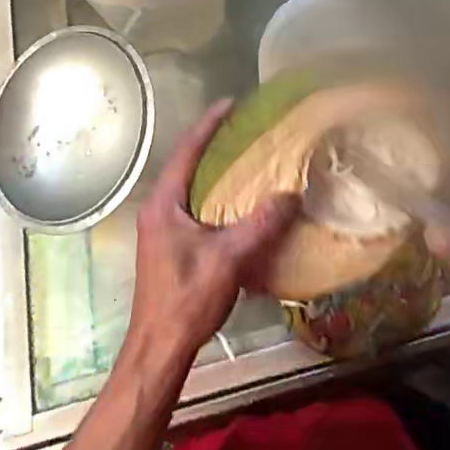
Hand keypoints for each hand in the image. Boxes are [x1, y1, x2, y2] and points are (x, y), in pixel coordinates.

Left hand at [124, 100, 300, 367]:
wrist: (159, 345)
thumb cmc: (187, 299)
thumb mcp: (228, 259)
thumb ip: (259, 225)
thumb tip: (291, 195)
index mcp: (164, 203)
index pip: (186, 152)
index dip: (208, 125)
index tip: (230, 104)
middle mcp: (158, 209)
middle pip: (186, 165)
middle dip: (212, 145)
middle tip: (244, 130)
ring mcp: (160, 228)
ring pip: (190, 188)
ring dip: (213, 172)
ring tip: (244, 160)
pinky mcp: (168, 245)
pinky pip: (193, 208)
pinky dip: (214, 198)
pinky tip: (236, 205)